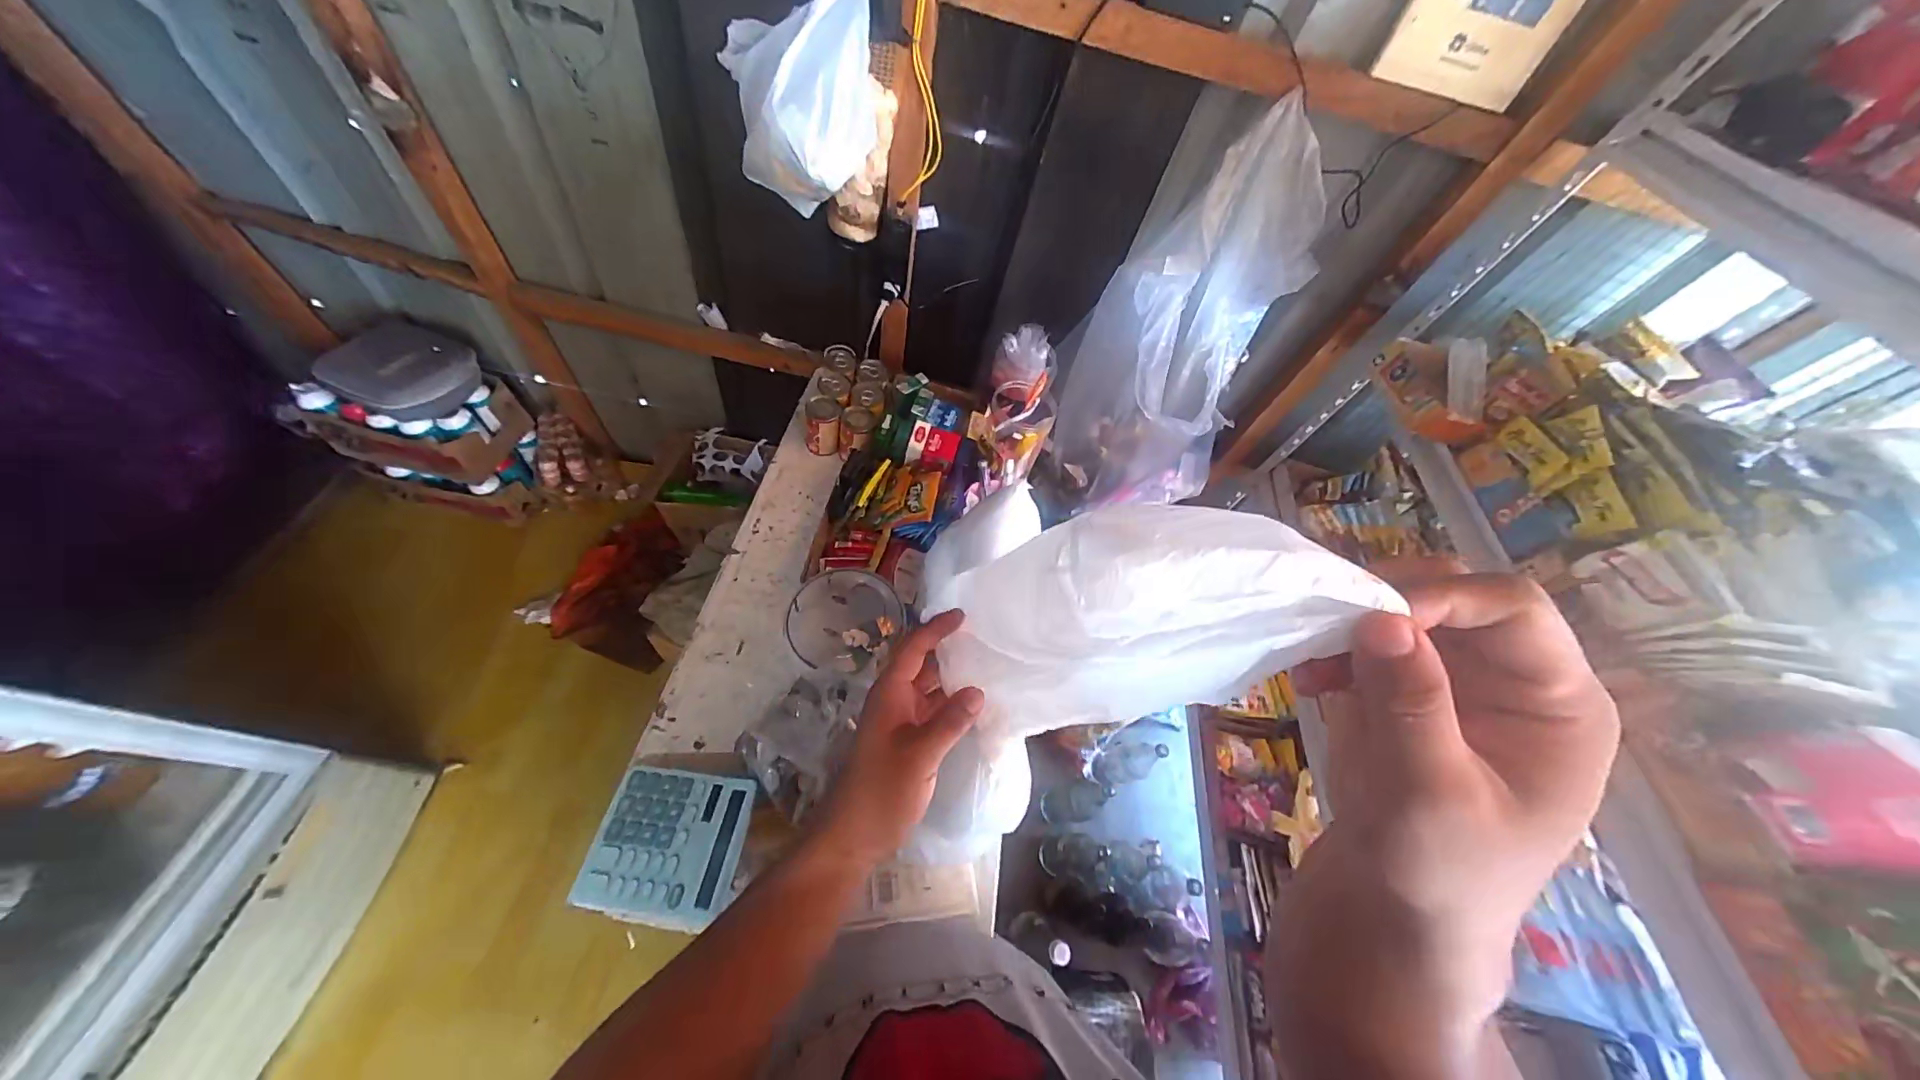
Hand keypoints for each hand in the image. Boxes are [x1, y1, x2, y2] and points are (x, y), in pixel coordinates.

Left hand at [813, 609, 984, 866]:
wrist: (853, 835)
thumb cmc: (880, 791)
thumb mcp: (918, 755)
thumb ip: (949, 722)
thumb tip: (977, 691)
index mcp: (889, 695)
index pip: (912, 650)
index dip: (935, 629)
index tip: (962, 615)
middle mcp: (894, 702)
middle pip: (921, 665)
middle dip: (947, 649)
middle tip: (983, 637)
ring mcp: (901, 723)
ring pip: (929, 690)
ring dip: (953, 678)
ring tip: (987, 665)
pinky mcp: (909, 743)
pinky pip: (933, 713)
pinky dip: (953, 705)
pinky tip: (976, 707)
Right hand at [1271, 564, 1618, 1077]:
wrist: (1390, 914)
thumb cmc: (1435, 870)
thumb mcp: (1428, 791)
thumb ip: (1411, 702)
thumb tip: (1382, 618)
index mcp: (1558, 705)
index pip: (1513, 610)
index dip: (1445, 598)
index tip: (1371, 617)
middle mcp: (1512, 681)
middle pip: (1456, 598)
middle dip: (1389, 601)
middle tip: (1330, 622)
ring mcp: (1453, 684)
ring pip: (1405, 611)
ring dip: (1353, 623)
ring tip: (1311, 661)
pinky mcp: (1403, 694)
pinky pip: (1369, 642)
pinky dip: (1335, 647)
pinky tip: (1309, 678)